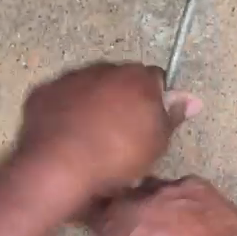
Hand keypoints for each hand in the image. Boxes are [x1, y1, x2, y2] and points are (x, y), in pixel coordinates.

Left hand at [12, 63, 197, 206]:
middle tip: (122, 134)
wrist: (59, 166)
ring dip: (93, 104)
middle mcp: (104, 69)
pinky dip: (65, 111)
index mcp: (137, 78)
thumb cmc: (116, 157)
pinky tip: (66, 136)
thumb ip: (173, 115)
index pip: (155, 79)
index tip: (151, 123)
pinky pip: (60, 99)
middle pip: (121, 80)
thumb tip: (193, 99)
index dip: (155, 101)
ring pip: (89, 87)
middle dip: (123, 99)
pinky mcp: (43, 93)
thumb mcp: (157, 143)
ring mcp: (70, 79)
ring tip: (92, 138)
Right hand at [87, 176, 236, 235]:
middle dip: (122, 209)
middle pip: (119, 197)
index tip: (96, 221)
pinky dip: (180, 199)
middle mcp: (138, 203)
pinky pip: (178, 186)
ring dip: (151, 202)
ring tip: (168, 224)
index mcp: (120, 230)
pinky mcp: (194, 183)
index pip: (91, 213)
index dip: (92, 216)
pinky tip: (192, 218)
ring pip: (148, 188)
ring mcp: (167, 189)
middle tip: (136, 227)